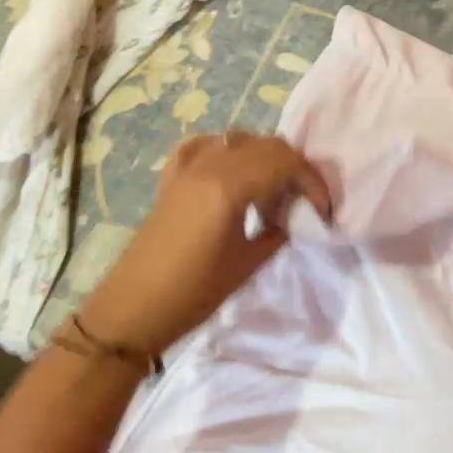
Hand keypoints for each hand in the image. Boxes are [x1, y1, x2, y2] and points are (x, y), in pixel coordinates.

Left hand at [77, 131, 332, 358]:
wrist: (130, 313)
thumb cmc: (192, 293)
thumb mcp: (247, 264)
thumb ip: (276, 231)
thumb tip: (292, 216)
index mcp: (230, 186)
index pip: (287, 163)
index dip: (312, 181)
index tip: (322, 208)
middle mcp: (210, 166)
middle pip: (267, 145)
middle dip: (294, 166)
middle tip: (303, 198)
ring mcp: (188, 169)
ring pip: (239, 140)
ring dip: (264, 156)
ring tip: (272, 188)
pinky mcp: (172, 180)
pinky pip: (202, 146)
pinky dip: (223, 148)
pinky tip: (231, 166)